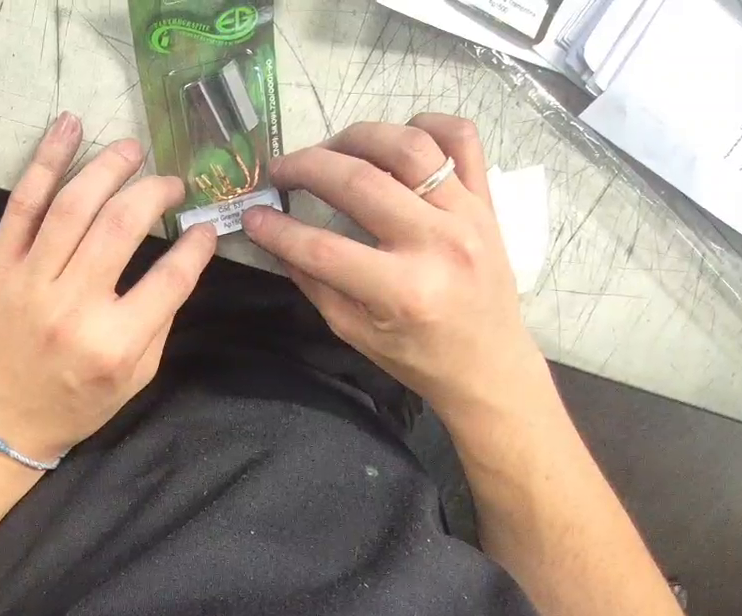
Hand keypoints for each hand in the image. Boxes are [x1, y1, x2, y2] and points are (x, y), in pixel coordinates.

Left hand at [0, 113, 218, 462]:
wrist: (5, 420)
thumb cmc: (78, 403)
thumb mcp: (135, 379)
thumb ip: (159, 322)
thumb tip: (182, 262)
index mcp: (113, 344)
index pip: (169, 278)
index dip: (197, 245)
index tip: (206, 226)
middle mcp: (72, 308)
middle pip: (121, 226)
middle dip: (154, 192)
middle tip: (171, 183)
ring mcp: (29, 283)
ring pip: (73, 205)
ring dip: (108, 167)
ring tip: (132, 150)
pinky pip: (22, 204)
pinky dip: (46, 161)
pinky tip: (71, 129)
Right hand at [241, 115, 544, 417]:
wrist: (488, 364)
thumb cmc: (418, 359)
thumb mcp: (357, 335)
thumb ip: (318, 286)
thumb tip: (280, 244)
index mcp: (401, 291)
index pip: (323, 248)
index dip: (279, 230)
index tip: (252, 215)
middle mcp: (435, 244)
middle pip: (360, 182)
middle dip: (308, 167)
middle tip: (280, 169)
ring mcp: (466, 215)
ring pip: (408, 146)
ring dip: (359, 137)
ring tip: (331, 150)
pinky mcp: (486, 200)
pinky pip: (461, 139)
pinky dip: (427, 125)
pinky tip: (397, 138)